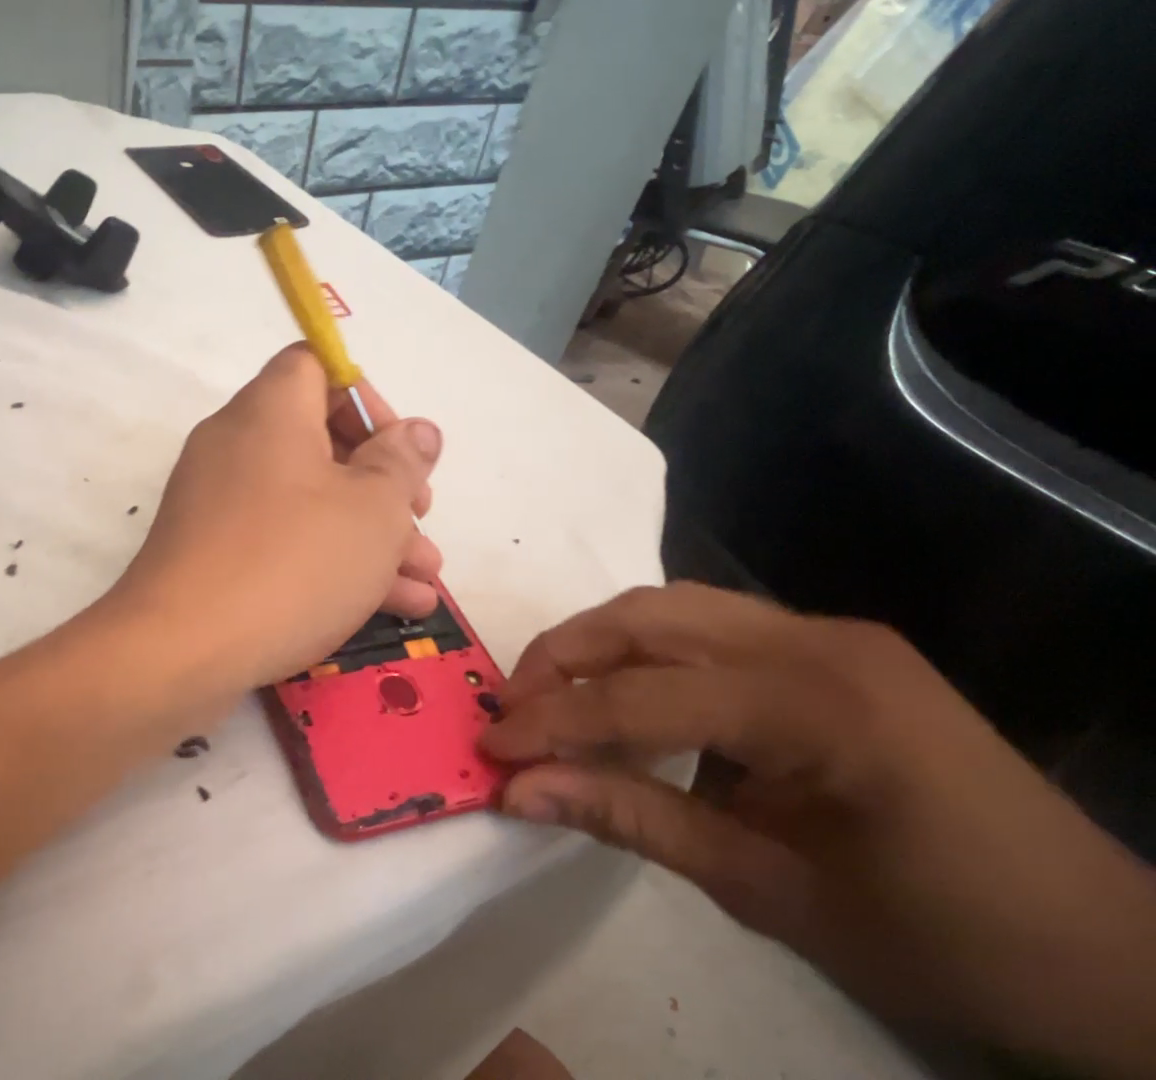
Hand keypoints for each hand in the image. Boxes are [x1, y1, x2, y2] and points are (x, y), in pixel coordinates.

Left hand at [102, 344, 443, 692]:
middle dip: (384, 486)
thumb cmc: (291, 563)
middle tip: (422, 522)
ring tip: (424, 582)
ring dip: (370, 538)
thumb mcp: (372, 510)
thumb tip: (417, 430)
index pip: (314, 365)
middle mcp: (235, 446)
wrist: (181, 651)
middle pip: (320, 443)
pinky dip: (329, 564)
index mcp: (268, 411)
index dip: (366, 397)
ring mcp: (217, 505)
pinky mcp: (211, 556)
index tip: (401, 449)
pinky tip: (387, 608)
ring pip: (308, 504)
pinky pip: (280, 543)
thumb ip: (402, 462)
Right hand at [479, 584, 1155, 1078]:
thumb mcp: (766, 890)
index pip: (641, 697)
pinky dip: (652, 653)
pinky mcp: (840, 649)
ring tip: (554, 700)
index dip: (550, 723)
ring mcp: (836, 636)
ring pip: (678, 606)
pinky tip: (633, 702)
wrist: (1098, 951)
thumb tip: (518, 791)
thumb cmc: (935, 937)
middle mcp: (822, 643)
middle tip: (511, 712)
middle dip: (562, 657)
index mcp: (818, 709)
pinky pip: (717, 627)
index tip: (485, 749)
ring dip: (601, 644)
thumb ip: (633, 820)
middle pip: (650, 616)